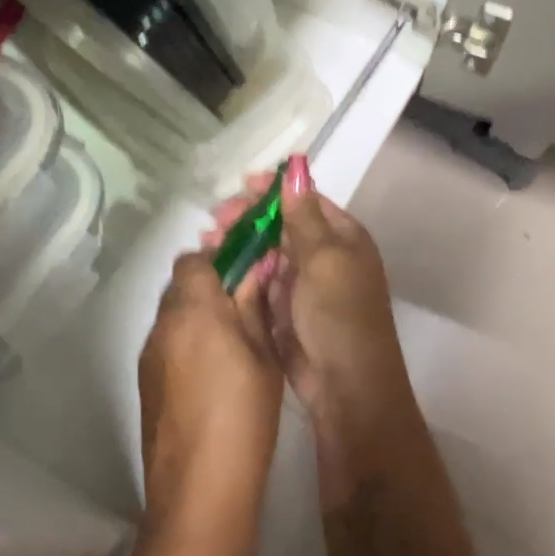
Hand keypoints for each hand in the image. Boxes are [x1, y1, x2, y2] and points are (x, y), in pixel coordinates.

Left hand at [137, 251, 283, 522]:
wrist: (199, 490)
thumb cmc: (244, 418)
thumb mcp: (265, 357)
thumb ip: (254, 307)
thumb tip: (255, 270)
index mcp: (195, 309)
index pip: (196, 259)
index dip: (221, 258)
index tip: (248, 271)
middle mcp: (163, 324)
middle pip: (181, 284)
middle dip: (211, 286)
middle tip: (247, 306)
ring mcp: (148, 354)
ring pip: (173, 314)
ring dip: (199, 315)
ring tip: (234, 343)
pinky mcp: (144, 382)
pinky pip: (166, 342)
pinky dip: (187, 342)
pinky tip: (213, 372)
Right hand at [206, 158, 408, 424]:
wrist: (345, 387)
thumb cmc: (340, 314)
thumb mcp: (324, 258)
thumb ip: (304, 216)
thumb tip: (296, 168)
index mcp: (344, 238)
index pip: (306, 201)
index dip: (275, 191)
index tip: (241, 185)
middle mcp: (326, 258)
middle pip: (283, 227)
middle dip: (249, 219)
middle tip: (216, 219)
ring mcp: (305, 287)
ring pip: (267, 255)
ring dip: (240, 245)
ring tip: (208, 241)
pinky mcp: (286, 313)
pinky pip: (260, 284)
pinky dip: (240, 274)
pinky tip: (215, 268)